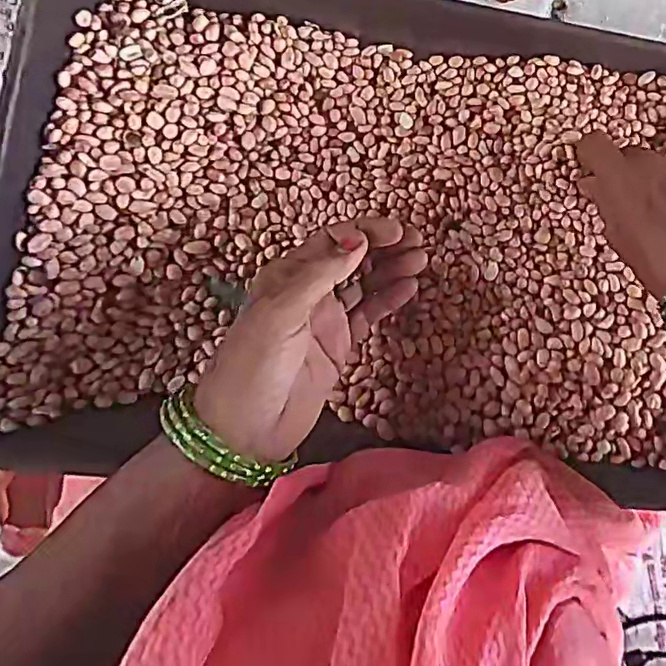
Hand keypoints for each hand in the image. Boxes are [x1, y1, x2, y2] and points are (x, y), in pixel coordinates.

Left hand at [191, 218, 426, 462]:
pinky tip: (410, 287)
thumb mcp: (281, 312)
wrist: (245, 433)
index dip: (365, 232)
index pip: (332, 240)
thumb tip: (358, 239)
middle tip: (416, 241)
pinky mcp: (340, 344)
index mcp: (289, 274)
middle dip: (384, 246)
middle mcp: (310, 290)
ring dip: (392, 268)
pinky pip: (370, 313)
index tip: (395, 232)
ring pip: (366, 283)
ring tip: (420, 259)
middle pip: (353, 258)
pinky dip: (390, 299)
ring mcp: (327, 317)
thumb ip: (320, 273)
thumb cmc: (253, 365)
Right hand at [574, 132, 665, 296]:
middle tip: (644, 208)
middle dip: (637, 177)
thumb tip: (597, 186)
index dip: (594, 154)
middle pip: (637, 157)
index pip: (595, 144)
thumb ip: (607, 205)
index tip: (596, 163)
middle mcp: (658, 164)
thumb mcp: (622, 242)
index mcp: (623, 179)